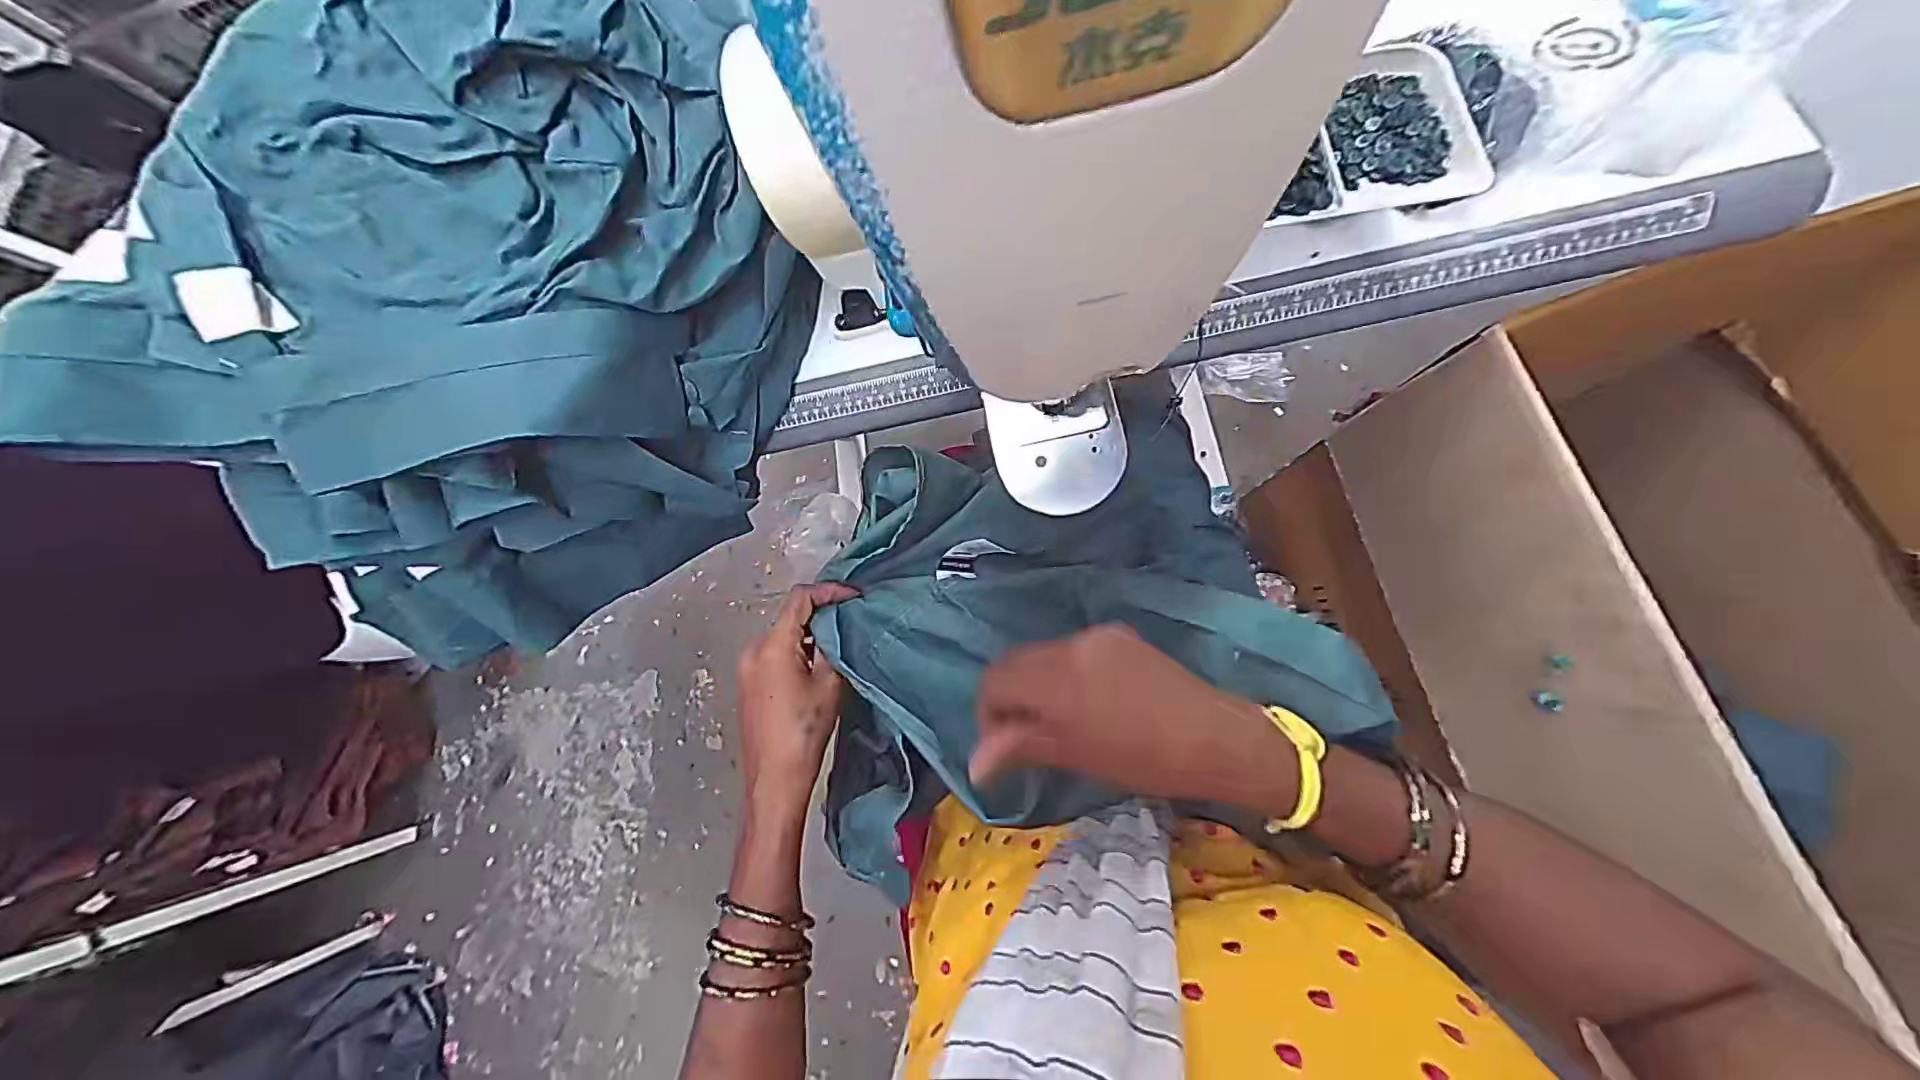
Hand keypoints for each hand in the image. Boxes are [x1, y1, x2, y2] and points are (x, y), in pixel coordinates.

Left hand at [736, 582, 859, 820]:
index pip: (800, 599)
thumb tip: (839, 625)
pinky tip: (821, 665)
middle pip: (791, 616)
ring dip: (812, 635)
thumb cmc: (804, 731)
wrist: (775, 779)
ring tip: (842, 644)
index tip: (855, 597)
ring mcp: (748, 668)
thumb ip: (833, 646)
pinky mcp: (750, 684)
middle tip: (854, 620)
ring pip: (785, 636)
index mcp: (772, 645)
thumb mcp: (829, 683)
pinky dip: (800, 651)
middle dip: (823, 614)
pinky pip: (777, 654)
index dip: (830, 591)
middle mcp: (754, 651)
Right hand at [970, 624, 1296, 808]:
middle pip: (1013, 661)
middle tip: (1020, 733)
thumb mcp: (1076, 756)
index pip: (995, 681)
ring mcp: (1096, 635)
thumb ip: (1020, 747)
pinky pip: (1071, 649)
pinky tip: (1084, 699)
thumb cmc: (1143, 760)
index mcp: (1058, 679)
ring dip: (1035, 683)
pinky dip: (1063, 671)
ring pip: (1041, 654)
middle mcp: (1071, 645)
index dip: (987, 713)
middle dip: (1007, 695)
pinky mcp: (1117, 634)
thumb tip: (975, 763)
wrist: (1214, 737)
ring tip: (1055, 717)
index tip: (1000, 743)